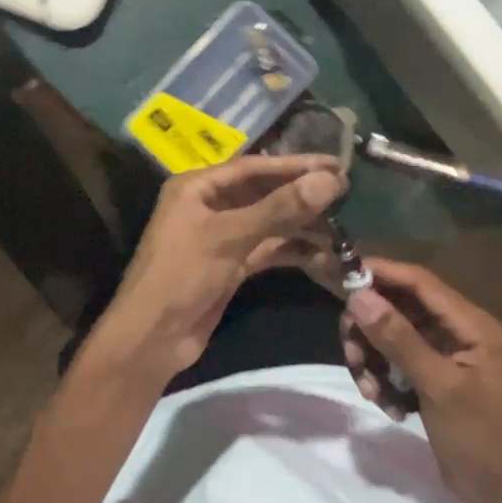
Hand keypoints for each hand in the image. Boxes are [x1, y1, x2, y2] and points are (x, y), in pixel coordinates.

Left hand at [96, 154, 345, 381]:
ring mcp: (219, 238)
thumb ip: (280, 208)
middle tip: (349, 192)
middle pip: (262, 193)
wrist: (153, 337)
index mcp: (196, 188)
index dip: (295, 165)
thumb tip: (330, 180)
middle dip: (302, 194)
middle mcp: (207, 207)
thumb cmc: (182, 275)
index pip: (253, 167)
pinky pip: (267, 250)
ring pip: (268, 224)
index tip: (337, 165)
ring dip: (302, 224)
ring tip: (345, 224)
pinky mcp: (230, 267)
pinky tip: (325, 253)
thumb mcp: (229, 237)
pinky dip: (293, 250)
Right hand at [341, 262, 501, 502]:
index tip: (337, 275)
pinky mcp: (435, 383)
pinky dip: (385, 381)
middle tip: (353, 358)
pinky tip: (390, 408)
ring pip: (392, 338)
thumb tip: (359, 295)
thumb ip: (399, 339)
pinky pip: (396, 365)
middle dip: (369, 330)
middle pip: (398, 309)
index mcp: (472, 326)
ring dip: (373, 361)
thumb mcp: (439, 388)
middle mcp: (459, 334)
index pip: (418, 282)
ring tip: (374, 394)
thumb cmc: (482, 442)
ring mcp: (447, 359)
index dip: (378, 273)